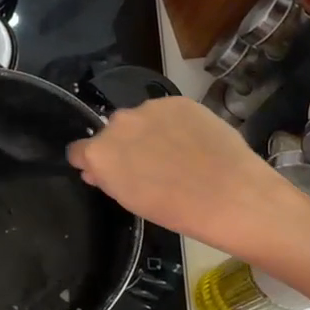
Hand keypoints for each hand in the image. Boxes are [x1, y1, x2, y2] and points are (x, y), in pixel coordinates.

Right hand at [67, 96, 309, 256]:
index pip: (78, 151)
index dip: (90, 163)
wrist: (231, 195)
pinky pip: (166, 111)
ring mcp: (149, 108)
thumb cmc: (174, 209)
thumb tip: (97, 169)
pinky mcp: (179, 101)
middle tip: (145, 167)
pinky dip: (173, 124)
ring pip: (139, 119)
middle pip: (110, 132)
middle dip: (122, 146)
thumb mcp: (129, 200)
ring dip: (147, 132)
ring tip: (174, 154)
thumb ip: (107, 178)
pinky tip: (192, 142)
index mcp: (99, 152)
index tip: (105, 174)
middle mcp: (118, 123)